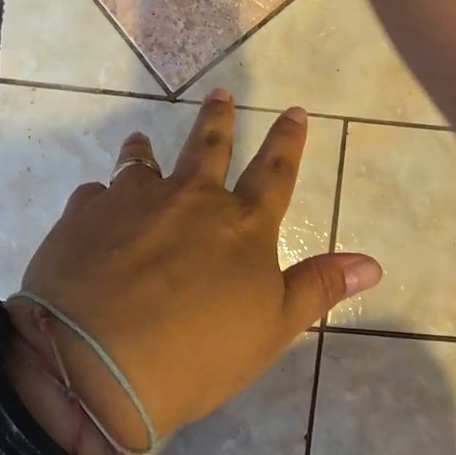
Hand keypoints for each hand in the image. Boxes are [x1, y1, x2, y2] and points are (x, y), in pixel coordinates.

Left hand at [13, 93, 382, 453]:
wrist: (99, 361)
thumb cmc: (197, 354)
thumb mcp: (271, 329)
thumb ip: (316, 288)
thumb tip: (372, 261)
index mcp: (241, 225)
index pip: (274, 173)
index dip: (287, 141)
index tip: (294, 110)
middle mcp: (188, 199)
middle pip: (207, 147)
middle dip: (218, 119)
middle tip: (220, 93)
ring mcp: (131, 201)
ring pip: (142, 162)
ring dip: (145, 149)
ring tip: (140, 139)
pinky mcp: (83, 214)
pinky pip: (95, 193)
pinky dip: (99, 197)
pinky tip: (95, 205)